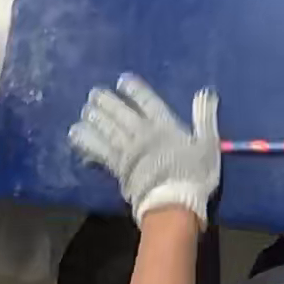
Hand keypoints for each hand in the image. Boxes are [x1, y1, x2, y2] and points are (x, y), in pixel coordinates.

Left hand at [69, 74, 218, 224]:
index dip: (134, 89)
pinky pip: (98, 150)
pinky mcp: (116, 166)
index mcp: (164, 124)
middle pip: (119, 112)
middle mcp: (141, 132)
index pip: (146, 100)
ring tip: (84, 110)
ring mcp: (127, 149)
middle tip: (94, 94)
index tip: (122, 80)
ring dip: (94, 117)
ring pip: (106, 127)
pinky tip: (75, 135)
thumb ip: (204, 116)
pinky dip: (86, 142)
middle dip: (106, 101)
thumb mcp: (207, 143)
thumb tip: (206, 91)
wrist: (174, 202)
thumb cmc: (195, 174)